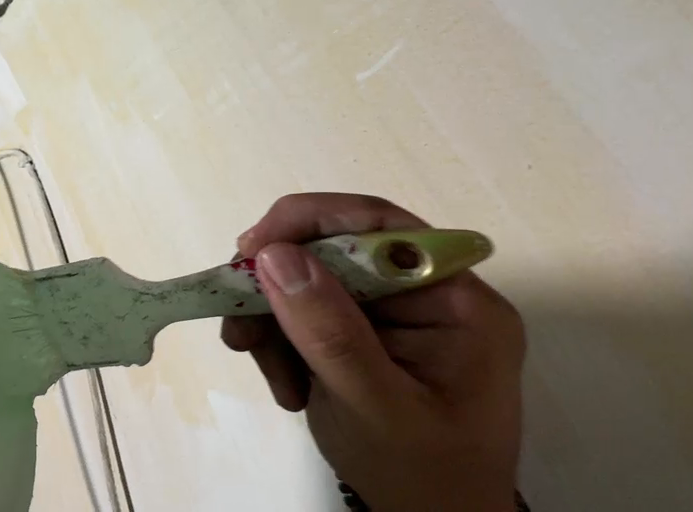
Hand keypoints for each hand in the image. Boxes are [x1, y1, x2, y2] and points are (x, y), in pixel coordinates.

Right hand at [221, 194, 525, 511]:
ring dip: (268, 316)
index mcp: (456, 302)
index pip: (379, 223)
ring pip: (304, 277)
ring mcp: (392, 313)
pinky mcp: (360, 330)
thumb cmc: (421, 473)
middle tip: (236, 312)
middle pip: (330, 248)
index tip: (254, 247)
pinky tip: (282, 380)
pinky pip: (299, 307)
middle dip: (275, 281)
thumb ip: (330, 332)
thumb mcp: (373, 405)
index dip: (311, 219)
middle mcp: (425, 294)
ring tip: (258, 362)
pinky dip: (275, 336)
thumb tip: (275, 254)